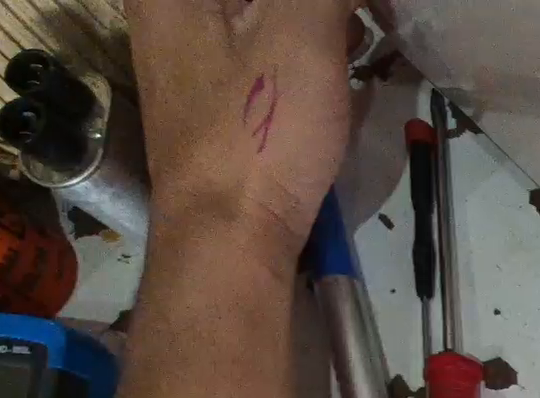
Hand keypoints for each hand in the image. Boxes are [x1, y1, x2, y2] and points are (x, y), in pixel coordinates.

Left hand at [124, 0, 357, 256]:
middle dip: (321, 6)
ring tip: (366, 29)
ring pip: (262, 18)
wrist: (234, 233)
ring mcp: (195, 63)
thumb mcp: (301, 37)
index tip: (358, 7)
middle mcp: (171, 13)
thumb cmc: (260, 132)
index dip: (321, 0)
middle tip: (368, 14)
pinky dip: (310, 54)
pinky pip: (268, 56)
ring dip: (318, 20)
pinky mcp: (223, 106)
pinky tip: (344, 70)